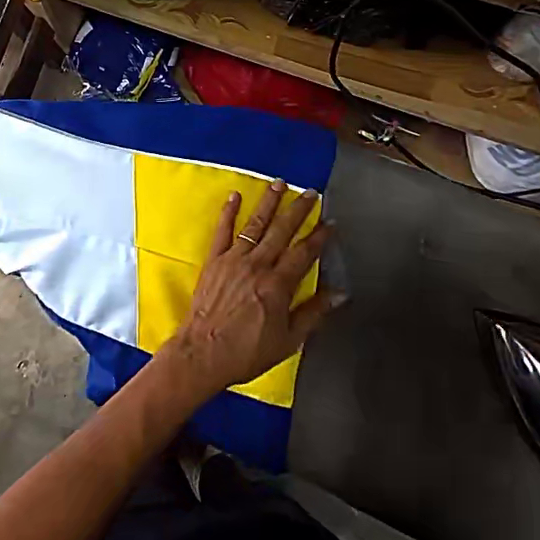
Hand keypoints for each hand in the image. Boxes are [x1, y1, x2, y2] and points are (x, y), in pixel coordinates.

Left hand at [155, 180, 336, 397]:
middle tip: (311, 193)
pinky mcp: (214, 262)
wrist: (201, 356)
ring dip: (269, 202)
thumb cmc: (245, 352)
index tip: (329, 223)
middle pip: (283, 230)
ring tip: (280, 183)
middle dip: (299, 209)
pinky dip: (228, 212)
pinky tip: (234, 196)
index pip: (304, 253)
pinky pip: (222, 232)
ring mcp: (234, 261)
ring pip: (256, 224)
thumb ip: (313, 313)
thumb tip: (337, 294)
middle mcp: (258, 266)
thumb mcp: (288, 340)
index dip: (319, 237)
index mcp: (278, 285)